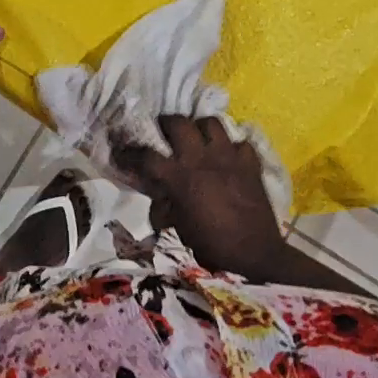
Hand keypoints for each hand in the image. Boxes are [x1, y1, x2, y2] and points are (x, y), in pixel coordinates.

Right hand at [119, 116, 287, 277]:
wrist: (254, 254)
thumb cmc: (212, 245)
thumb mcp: (179, 228)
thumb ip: (165, 207)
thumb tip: (159, 198)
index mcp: (179, 177)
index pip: (146, 156)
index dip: (130, 153)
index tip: (122, 152)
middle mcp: (201, 159)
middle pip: (178, 123)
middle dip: (167, 123)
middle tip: (165, 131)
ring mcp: (228, 157)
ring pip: (211, 122)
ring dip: (201, 128)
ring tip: (199, 138)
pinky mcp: (250, 163)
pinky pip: (241, 143)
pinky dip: (233, 148)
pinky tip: (229, 158)